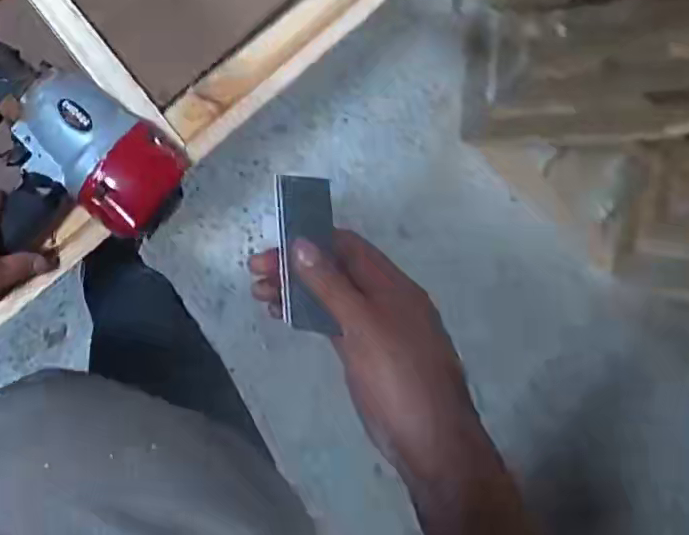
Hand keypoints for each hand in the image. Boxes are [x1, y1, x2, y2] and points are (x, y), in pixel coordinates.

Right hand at [248, 231, 481, 479]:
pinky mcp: (363, 351)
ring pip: (328, 294)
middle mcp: (383, 299)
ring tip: (259, 293)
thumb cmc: (398, 376)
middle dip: (294, 265)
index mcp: (391, 285)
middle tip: (256, 271)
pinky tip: (280, 314)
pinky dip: (305, 312)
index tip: (275, 247)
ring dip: (294, 288)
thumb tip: (301, 242)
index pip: (346, 245)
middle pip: (333, 268)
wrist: (433, 448)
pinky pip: (329, 319)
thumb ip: (329, 282)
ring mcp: (373, 326)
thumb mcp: (361, 324)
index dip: (310, 239)